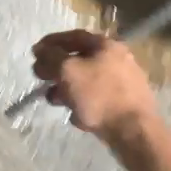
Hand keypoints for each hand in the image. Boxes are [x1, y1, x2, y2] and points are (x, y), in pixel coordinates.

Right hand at [31, 30, 159, 149]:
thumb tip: (41, 51)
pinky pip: (99, 100)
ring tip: (53, 100)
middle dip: (57, 69)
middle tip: (41, 78)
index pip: (73, 36)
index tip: (35, 53)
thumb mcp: (67, 70)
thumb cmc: (99, 95)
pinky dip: (84, 104)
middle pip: (80, 60)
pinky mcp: (127, 106)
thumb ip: (50, 57)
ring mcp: (125, 84)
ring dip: (67, 89)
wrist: (136, 134)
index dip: (51, 42)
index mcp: (106, 45)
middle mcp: (119, 60)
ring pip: (88, 82)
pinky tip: (76, 116)